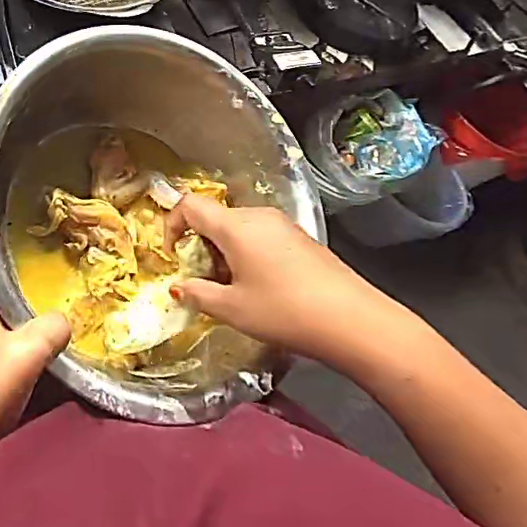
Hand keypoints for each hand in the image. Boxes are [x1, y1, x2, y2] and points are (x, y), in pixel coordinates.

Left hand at [0, 237, 69, 447]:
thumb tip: (67, 320)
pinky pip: (18, 338)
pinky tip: (56, 339)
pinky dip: (35, 332)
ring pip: (11, 309)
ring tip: (66, 290)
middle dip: (23, 265)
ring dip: (32, 299)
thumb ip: (50, 328)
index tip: (8, 214)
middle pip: (0, 280)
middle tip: (58, 250)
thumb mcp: (24, 351)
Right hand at [165, 194, 399, 362]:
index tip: (172, 256)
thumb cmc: (285, 312)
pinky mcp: (299, 237)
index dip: (172, 225)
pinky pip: (259, 235)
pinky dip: (246, 252)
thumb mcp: (232, 309)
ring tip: (231, 288)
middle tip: (202, 280)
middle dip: (199, 245)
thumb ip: (197, 294)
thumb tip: (178, 288)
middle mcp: (257, 216)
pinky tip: (260, 286)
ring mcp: (282, 224)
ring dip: (223, 251)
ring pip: (237, 227)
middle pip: (214, 217)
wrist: (354, 320)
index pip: (190, 205)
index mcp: (235, 226)